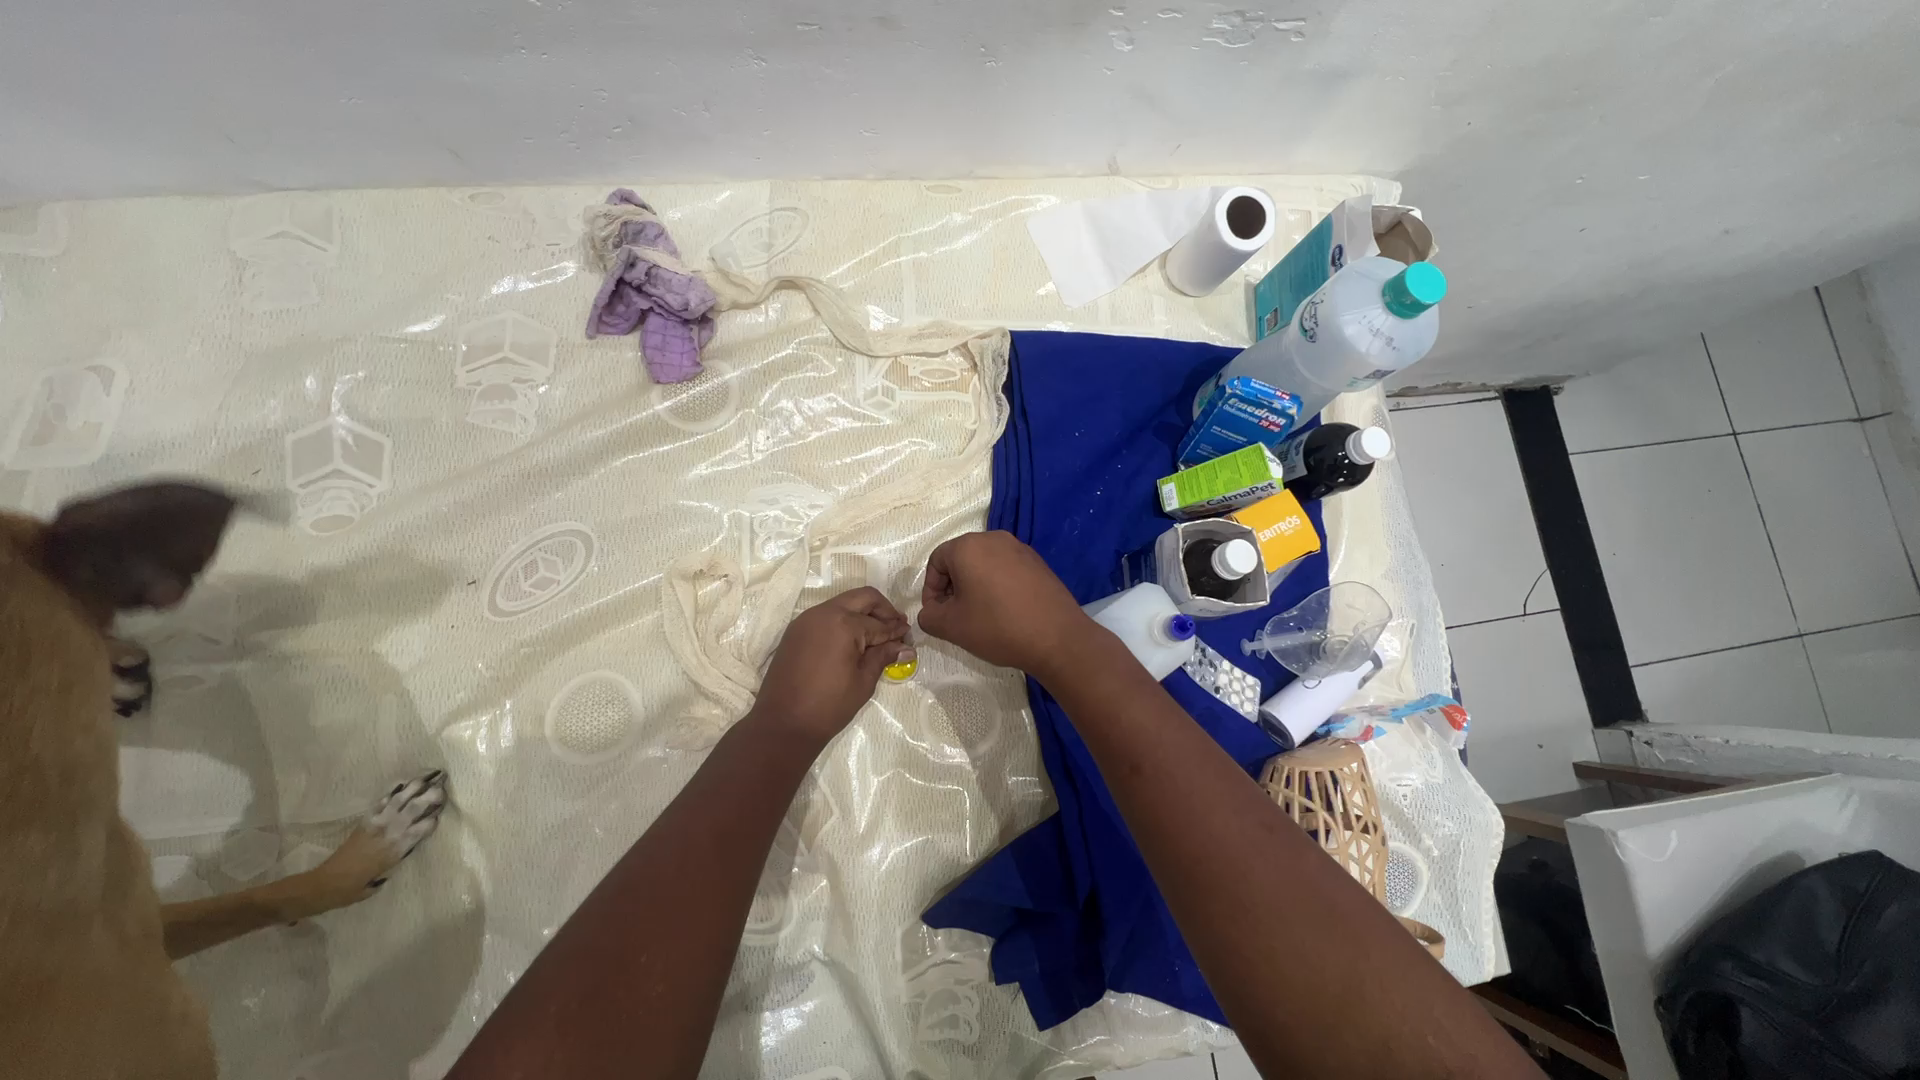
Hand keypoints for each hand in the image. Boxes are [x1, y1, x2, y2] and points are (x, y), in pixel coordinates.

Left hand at [751, 587, 912, 744]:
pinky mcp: (795, 631)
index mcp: (843, 623)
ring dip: (862, 614)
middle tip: (896, 628)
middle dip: (882, 610)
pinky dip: (843, 622)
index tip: (909, 636)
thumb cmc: (828, 706)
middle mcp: (823, 613)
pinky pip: (825, 616)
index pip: (878, 623)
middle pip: (862, 598)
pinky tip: (852, 642)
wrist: (783, 724)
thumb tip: (905, 647)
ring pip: (842, 604)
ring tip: (876, 637)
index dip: (896, 631)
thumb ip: (883, 657)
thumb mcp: (863, 681)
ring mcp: (806, 620)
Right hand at [917, 531, 1095, 680]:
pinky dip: (998, 587)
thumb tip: (931, 612)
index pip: (936, 561)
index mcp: (969, 546)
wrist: (1057, 637)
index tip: (937, 614)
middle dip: (953, 587)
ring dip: (975, 587)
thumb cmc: (997, 626)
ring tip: (980, 617)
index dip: (931, 589)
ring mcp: (1020, 549)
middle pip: (961, 559)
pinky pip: (1007, 570)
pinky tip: (1004, 613)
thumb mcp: (951, 627)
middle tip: (956, 616)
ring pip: (985, 564)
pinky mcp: (1038, 563)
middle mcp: (994, 539)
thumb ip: (929, 616)